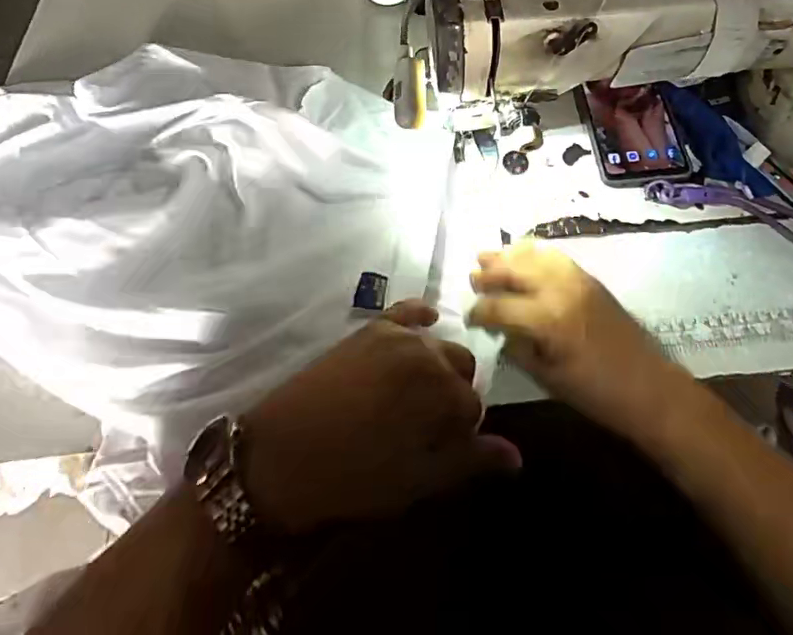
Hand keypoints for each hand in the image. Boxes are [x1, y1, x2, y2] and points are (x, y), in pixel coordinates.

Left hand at [241, 301, 519, 533]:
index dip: (462, 432)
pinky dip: (421, 317)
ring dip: (438, 367)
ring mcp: (396, 336)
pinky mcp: (369, 329)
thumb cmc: (351, 477)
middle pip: (463, 369)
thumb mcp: (414, 480)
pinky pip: (407, 311)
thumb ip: (468, 461)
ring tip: (414, 397)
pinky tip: (426, 325)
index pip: (474, 407)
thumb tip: (516, 456)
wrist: (276, 456)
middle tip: (427, 427)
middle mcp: (427, 353)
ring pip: (439, 345)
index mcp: (441, 391)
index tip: (442, 449)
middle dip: (454, 396)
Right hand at [467, 241, 684, 435]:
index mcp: (548, 320)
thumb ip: (518, 348)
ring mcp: (578, 280)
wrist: (648, 386)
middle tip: (473, 278)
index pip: (500, 306)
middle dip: (491, 273)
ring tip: (491, 258)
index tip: (469, 318)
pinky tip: (525, 258)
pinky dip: (536, 254)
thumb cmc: (596, 393)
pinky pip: (557, 257)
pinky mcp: (591, 279)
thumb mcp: (547, 378)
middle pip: (516, 270)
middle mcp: (561, 290)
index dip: (479, 312)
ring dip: (511, 256)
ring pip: (537, 256)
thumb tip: (500, 329)